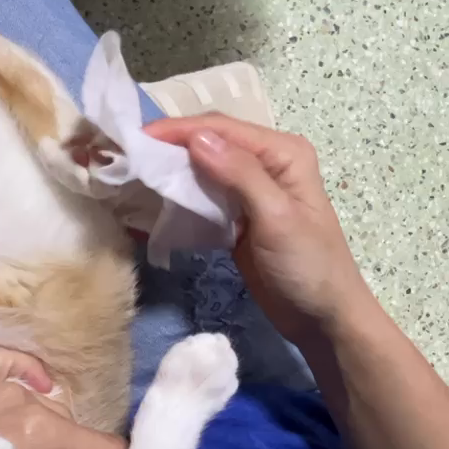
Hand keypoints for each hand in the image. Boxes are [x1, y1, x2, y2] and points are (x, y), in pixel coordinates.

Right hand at [146, 113, 378, 350]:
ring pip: (202, 170)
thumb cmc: (308, 267)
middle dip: (168, 148)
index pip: (221, 129)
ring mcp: (249, 191)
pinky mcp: (236, 217)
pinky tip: (154, 203)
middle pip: (208, 144)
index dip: (177, 130)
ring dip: (170, 172)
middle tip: (126, 157)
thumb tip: (196, 138)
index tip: (135, 139)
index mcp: (282, 153)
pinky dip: (179, 198)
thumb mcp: (277, 218)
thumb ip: (240, 175)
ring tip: (132, 176)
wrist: (322, 319)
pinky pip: (202, 197)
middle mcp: (265, 163)